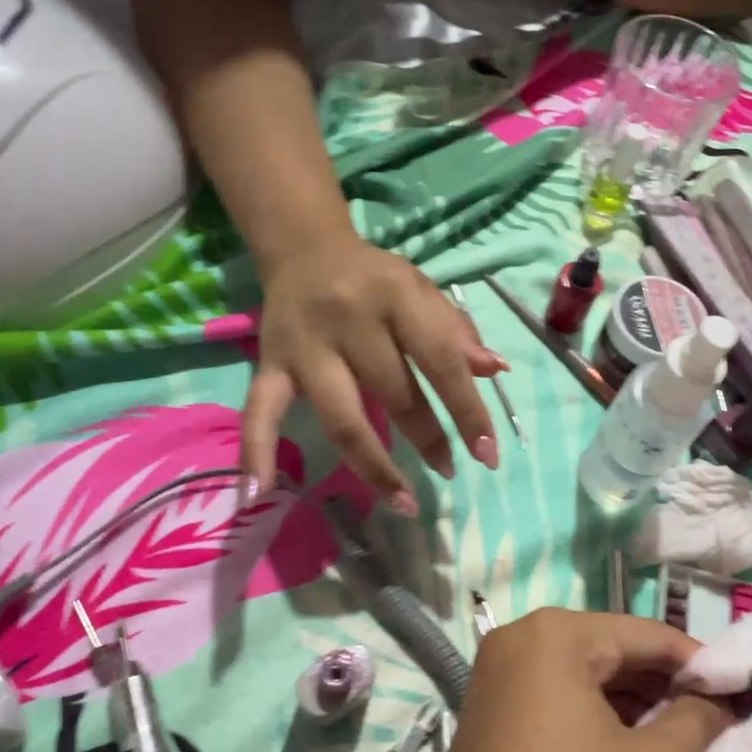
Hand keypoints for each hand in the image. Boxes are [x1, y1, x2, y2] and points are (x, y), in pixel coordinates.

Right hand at [241, 234, 504, 512]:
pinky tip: (260, 493)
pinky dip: (256, 452)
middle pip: (392, 392)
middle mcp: (350, 321)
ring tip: (403, 502)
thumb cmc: (377, 279)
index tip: (488, 453)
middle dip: (427, 438)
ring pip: (340, 417)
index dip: (467, 409)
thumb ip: (457, 331)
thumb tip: (495, 370)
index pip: (440, 359)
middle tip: (449, 470)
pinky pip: (259, 412)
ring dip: (373, 466)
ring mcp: (305, 347)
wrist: (305, 249)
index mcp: (396, 297)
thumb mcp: (423, 291)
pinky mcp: (269, 365)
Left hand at [412, 610, 736, 751]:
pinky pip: (558, 694)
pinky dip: (598, 714)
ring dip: (635, 703)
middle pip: (615, 650)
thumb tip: (726, 697)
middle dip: (667, 686)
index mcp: (557, 633)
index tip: (743, 692)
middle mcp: (522, 635)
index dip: (702, 664)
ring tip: (683, 739)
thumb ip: (699, 719)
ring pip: (586, 673)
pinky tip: (632, 746)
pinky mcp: (491, 704)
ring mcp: (499, 670)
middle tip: (716, 721)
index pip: (649, 635)